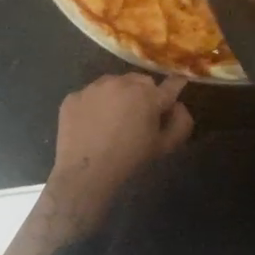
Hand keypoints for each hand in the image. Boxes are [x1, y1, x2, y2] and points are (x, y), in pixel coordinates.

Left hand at [42, 74, 192, 238]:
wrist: (86, 173)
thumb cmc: (129, 160)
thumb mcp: (164, 147)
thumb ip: (181, 123)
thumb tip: (178, 106)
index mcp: (147, 95)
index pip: (170, 84)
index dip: (175, 86)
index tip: (176, 86)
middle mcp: (121, 83)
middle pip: (140, 81)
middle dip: (144, 93)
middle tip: (139, 116)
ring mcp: (93, 87)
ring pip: (113, 83)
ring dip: (117, 95)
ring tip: (112, 120)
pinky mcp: (73, 96)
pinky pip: (89, 95)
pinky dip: (93, 105)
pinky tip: (92, 125)